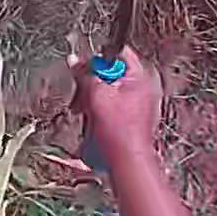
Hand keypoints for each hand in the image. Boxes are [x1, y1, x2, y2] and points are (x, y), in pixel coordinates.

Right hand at [71, 46, 162, 165]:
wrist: (127, 162)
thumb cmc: (120, 132)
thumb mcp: (96, 94)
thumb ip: (85, 74)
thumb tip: (75, 61)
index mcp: (139, 78)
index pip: (117, 53)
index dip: (98, 58)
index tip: (86, 68)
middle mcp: (142, 89)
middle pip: (110, 73)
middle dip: (92, 82)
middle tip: (83, 92)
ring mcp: (137, 104)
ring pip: (108, 90)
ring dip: (92, 97)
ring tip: (86, 109)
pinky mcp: (130, 118)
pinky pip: (110, 105)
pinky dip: (99, 109)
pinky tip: (93, 119)